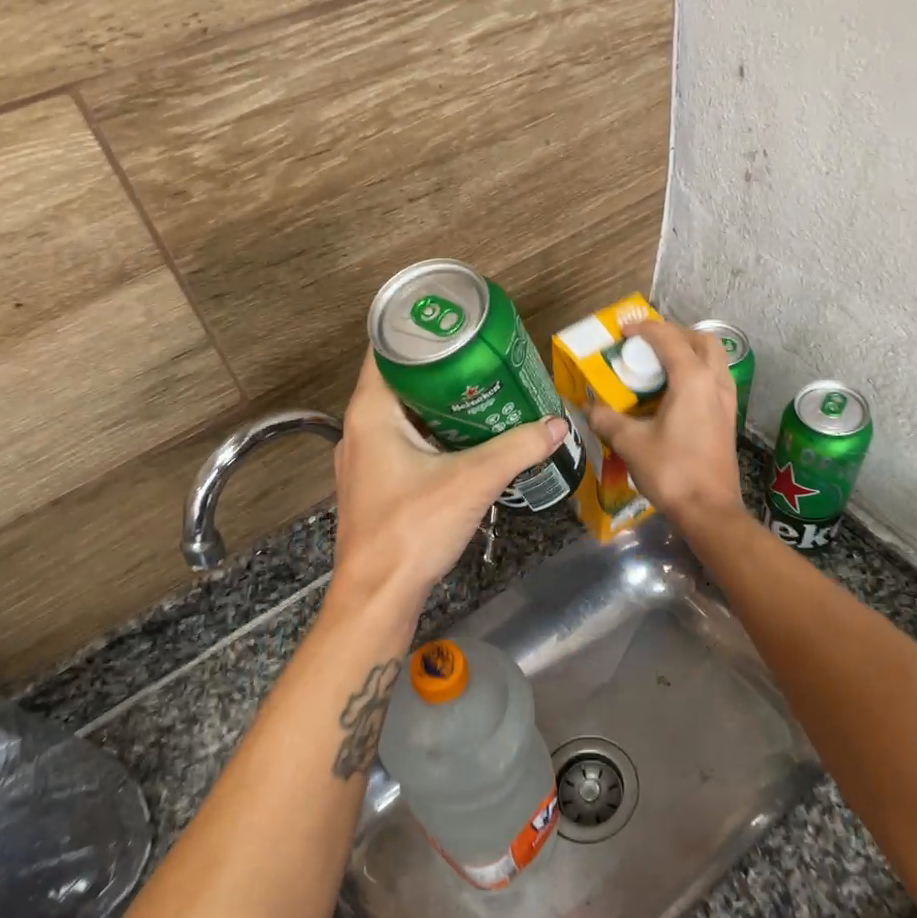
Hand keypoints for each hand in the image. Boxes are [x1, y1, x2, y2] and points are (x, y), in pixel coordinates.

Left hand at [330, 352, 569, 608]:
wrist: (379, 594)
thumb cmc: (413, 529)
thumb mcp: (473, 481)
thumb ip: (518, 449)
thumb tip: (556, 424)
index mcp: (371, 413)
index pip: (387, 349)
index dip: (422, 329)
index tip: (461, 323)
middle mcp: (360, 430)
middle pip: (401, 382)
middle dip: (444, 370)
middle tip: (487, 361)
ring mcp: (366, 461)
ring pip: (405, 417)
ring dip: (442, 406)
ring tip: (485, 396)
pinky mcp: (377, 486)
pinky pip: (406, 445)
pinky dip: (436, 437)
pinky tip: (469, 443)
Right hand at [586, 321, 743, 527]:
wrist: (709, 510)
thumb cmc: (672, 472)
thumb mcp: (631, 444)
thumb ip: (607, 419)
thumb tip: (588, 407)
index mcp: (693, 379)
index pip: (668, 339)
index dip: (643, 329)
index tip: (622, 332)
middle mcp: (715, 382)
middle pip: (701, 341)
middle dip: (674, 335)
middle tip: (648, 344)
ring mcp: (726, 402)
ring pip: (714, 361)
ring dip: (689, 354)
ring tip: (661, 367)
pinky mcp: (727, 420)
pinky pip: (714, 382)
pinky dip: (696, 376)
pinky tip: (675, 395)